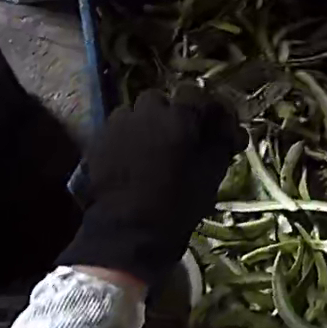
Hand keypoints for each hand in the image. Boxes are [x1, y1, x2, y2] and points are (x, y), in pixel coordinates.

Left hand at [58, 85, 243, 289]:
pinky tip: (133, 159)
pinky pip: (117, 129)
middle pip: (162, 100)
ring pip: (136, 113)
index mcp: (179, 115)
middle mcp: (147, 111)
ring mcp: (118, 124)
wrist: (128, 233)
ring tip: (154, 148)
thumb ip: (221, 143)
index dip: (206, 108)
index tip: (214, 126)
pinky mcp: (98, 141)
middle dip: (172, 114)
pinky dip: (127, 138)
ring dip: (147, 124)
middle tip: (181, 139)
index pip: (196, 94)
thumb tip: (228, 130)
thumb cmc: (178, 203)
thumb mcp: (212, 173)